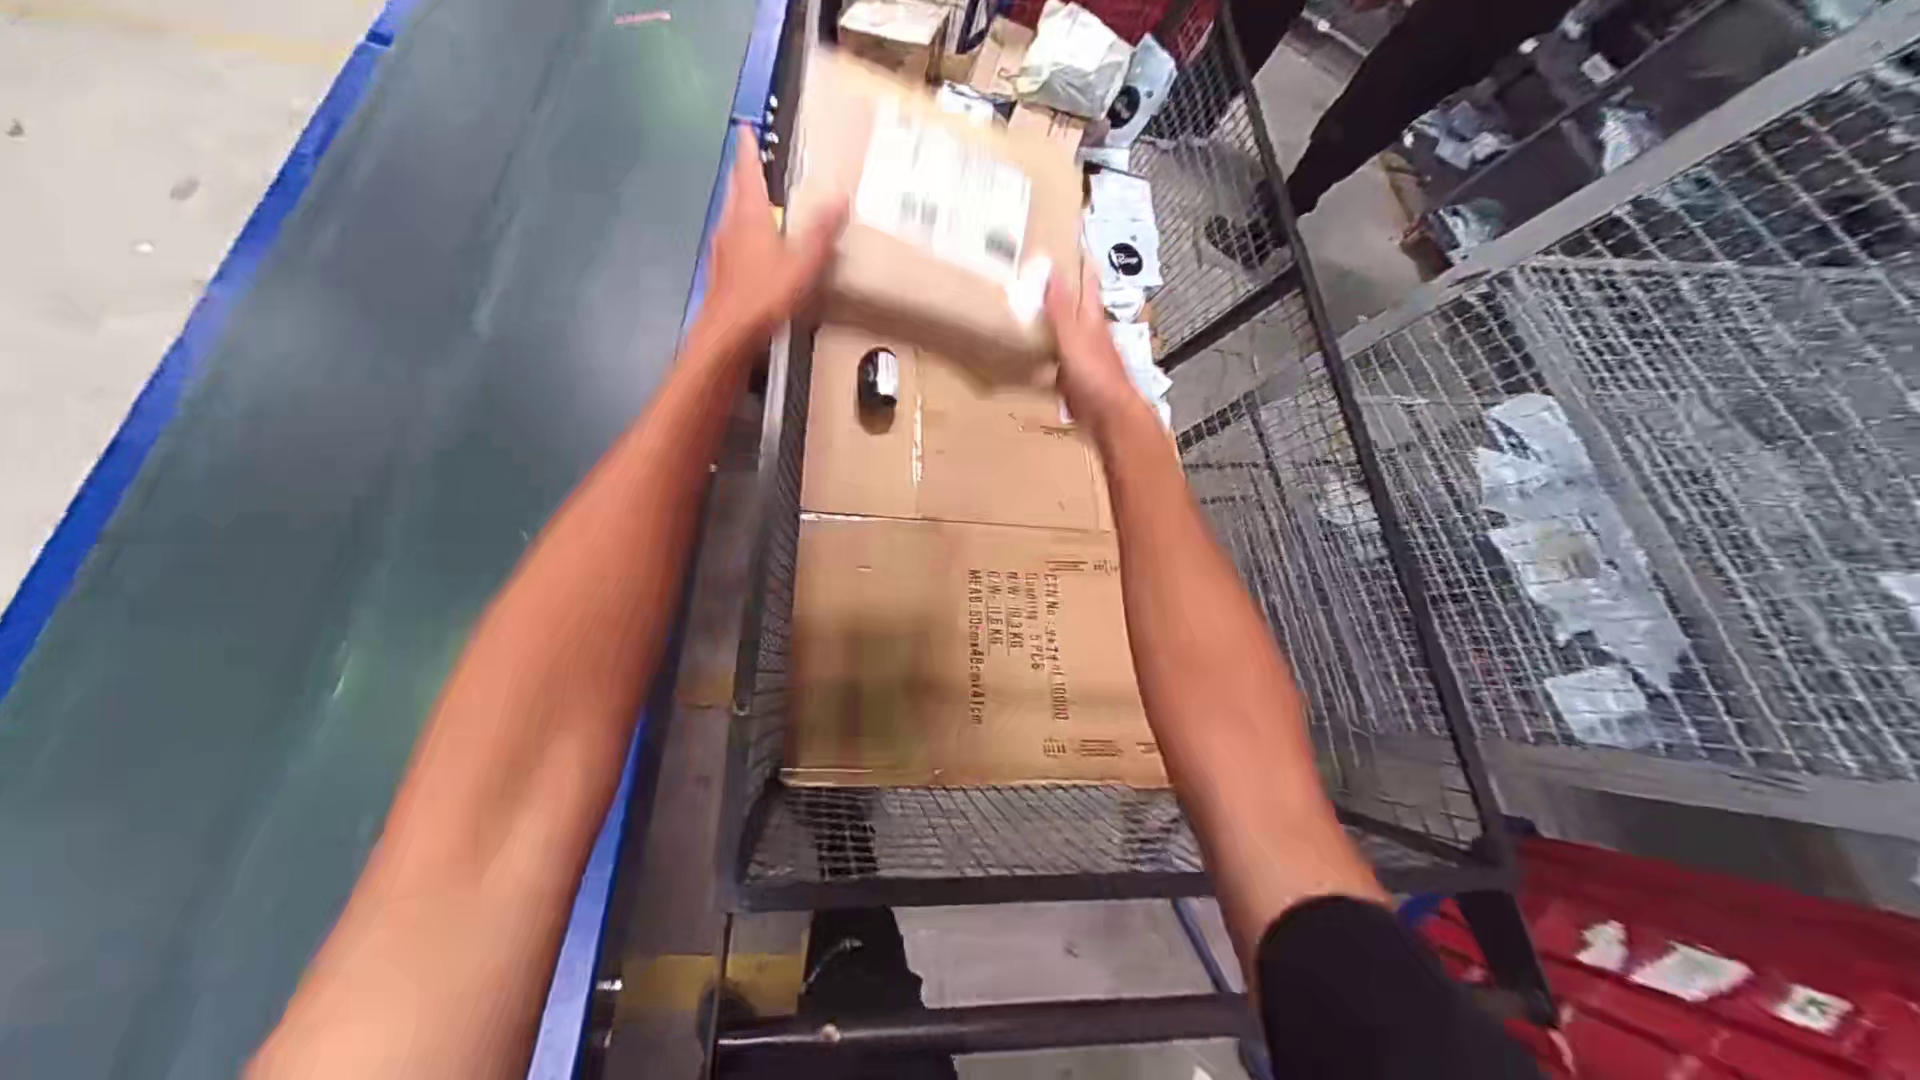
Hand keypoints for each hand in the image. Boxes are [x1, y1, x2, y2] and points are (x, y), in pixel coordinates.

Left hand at [705, 124, 848, 340]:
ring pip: (731, 215)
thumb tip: (840, 199)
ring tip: (756, 200)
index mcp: (749, 215)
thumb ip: (822, 231)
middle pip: (736, 190)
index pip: (747, 170)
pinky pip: (732, 241)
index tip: (746, 129)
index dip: (748, 148)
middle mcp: (730, 225)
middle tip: (752, 161)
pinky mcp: (721, 271)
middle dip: (744, 173)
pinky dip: (742, 233)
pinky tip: (753, 247)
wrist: (728, 332)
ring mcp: (722, 248)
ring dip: (742, 203)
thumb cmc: (764, 295)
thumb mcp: (803, 263)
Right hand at [1047, 261, 1143, 428]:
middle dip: (1066, 296)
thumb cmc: (1095, 376)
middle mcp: (1094, 337)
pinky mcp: (1083, 383)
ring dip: (1058, 329)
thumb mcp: (1073, 337)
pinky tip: (1043, 364)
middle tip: (1046, 282)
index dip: (1082, 267)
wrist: (1112, 418)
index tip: (1074, 248)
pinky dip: (1053, 360)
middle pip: (1080, 310)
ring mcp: (1089, 361)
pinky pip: (1064, 365)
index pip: (1088, 285)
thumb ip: (1061, 308)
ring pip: (1072, 337)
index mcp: (1092, 321)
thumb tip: (1051, 269)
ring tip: (1038, 320)